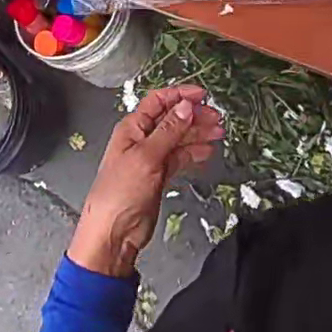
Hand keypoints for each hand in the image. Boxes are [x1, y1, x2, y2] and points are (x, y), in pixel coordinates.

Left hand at [68, 85, 223, 276]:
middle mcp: (142, 139)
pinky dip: (194, 153)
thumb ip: (169, 130)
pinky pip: (180, 157)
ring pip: (179, 138)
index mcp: (133, 128)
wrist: (112, 236)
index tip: (203, 95)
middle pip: (172, 118)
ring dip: (198, 133)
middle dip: (195, 116)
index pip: (159, 101)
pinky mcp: (159, 175)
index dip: (180, 95)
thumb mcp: (146, 157)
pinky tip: (207, 152)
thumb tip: (186, 105)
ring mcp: (151, 158)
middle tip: (217, 118)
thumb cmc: (121, 193)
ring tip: (218, 133)